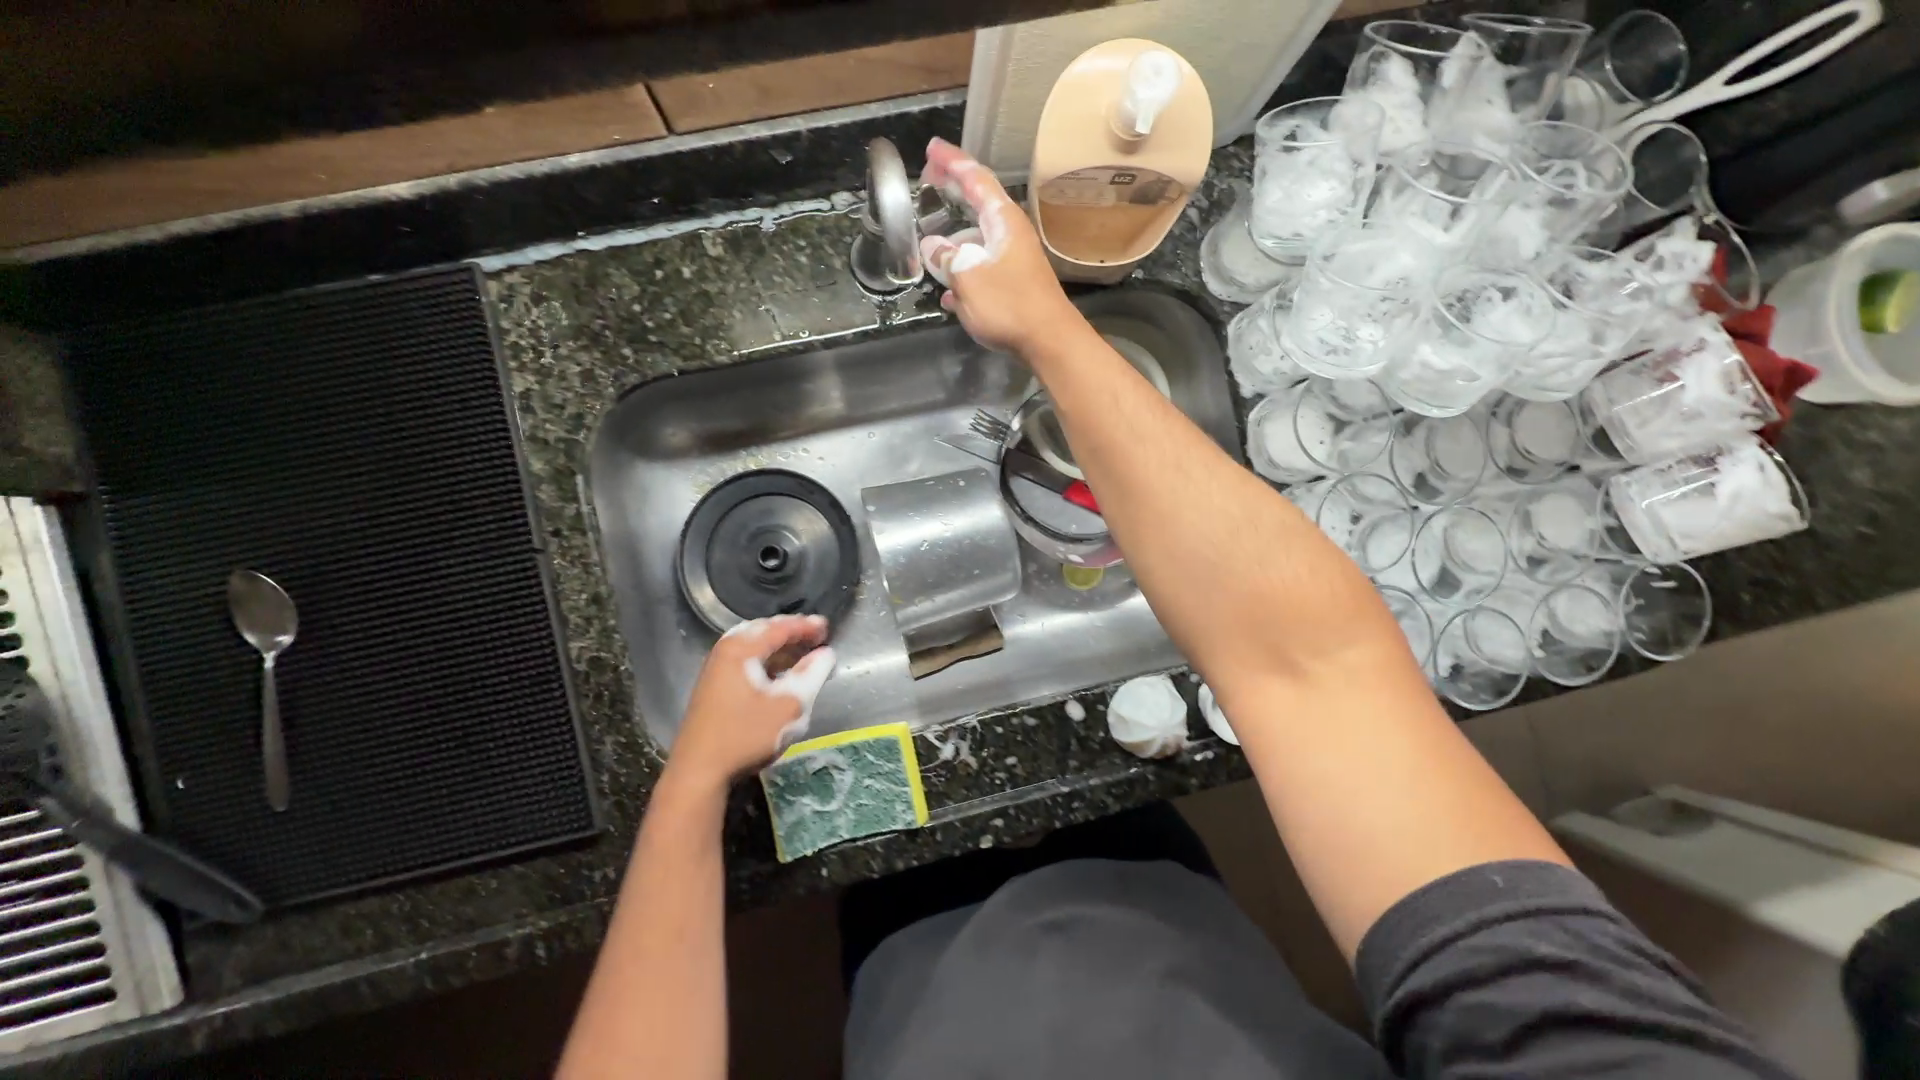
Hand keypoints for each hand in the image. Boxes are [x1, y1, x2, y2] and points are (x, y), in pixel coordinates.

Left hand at [668, 615, 835, 788]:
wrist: (699, 771)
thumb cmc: (746, 734)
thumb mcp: (789, 705)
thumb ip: (811, 675)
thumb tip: (826, 654)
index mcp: (741, 649)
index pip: (779, 627)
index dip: (805, 626)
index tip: (827, 628)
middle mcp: (724, 652)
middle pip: (761, 631)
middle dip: (789, 632)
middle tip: (814, 637)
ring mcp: (715, 670)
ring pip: (750, 647)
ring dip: (777, 648)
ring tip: (800, 654)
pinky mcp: (712, 688)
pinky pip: (744, 662)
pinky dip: (764, 661)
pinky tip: (777, 675)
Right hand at [918, 137, 1080, 355]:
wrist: (1049, 342)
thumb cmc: (1009, 305)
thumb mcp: (967, 278)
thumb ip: (946, 258)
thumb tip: (932, 246)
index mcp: (1002, 220)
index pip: (976, 179)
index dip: (953, 162)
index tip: (932, 148)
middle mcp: (1011, 233)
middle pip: (978, 204)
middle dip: (953, 192)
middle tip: (929, 179)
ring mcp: (1014, 259)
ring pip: (978, 240)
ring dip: (954, 241)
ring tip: (930, 244)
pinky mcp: (1014, 284)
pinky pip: (982, 269)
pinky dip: (964, 274)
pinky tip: (949, 294)